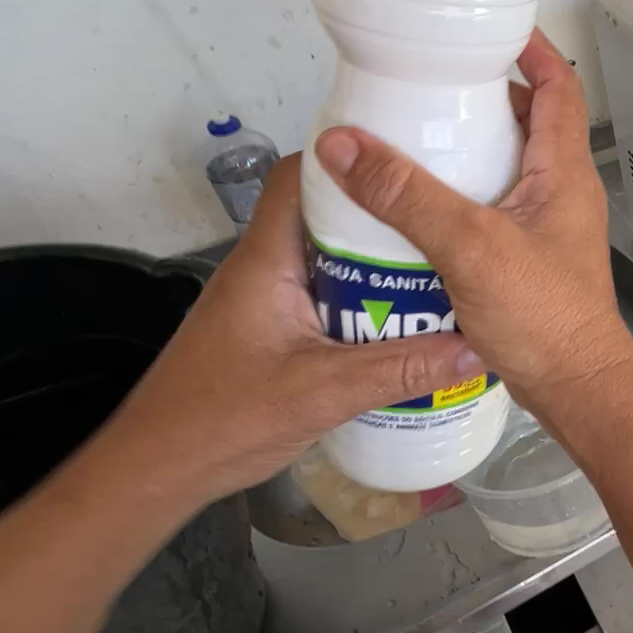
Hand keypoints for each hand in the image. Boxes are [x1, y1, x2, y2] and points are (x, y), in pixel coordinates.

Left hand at [90, 156, 483, 505]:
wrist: (153, 475)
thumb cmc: (221, 420)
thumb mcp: (323, 393)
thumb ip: (402, 370)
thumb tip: (479, 349)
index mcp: (268, 261)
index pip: (300, 178)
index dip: (349, 157)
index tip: (408, 158)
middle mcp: (268, 268)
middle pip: (330, 214)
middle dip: (387, 213)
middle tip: (447, 218)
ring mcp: (272, 299)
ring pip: (336, 257)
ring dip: (384, 259)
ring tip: (444, 264)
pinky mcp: (279, 328)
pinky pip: (335, 293)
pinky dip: (373, 296)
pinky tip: (412, 318)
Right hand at [312, 30, 632, 422]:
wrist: (575, 382)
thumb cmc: (544, 317)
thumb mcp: (470, 246)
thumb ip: (407, 195)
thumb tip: (346, 144)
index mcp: (563, 172)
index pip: (560, 88)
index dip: (533, 50)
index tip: (492, 27)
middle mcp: (564, 190)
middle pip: (534, 121)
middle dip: (489, 94)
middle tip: (434, 81)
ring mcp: (550, 223)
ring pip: (513, 163)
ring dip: (474, 143)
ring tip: (420, 132)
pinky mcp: (533, 253)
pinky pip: (499, 201)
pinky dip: (467, 187)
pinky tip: (424, 200)